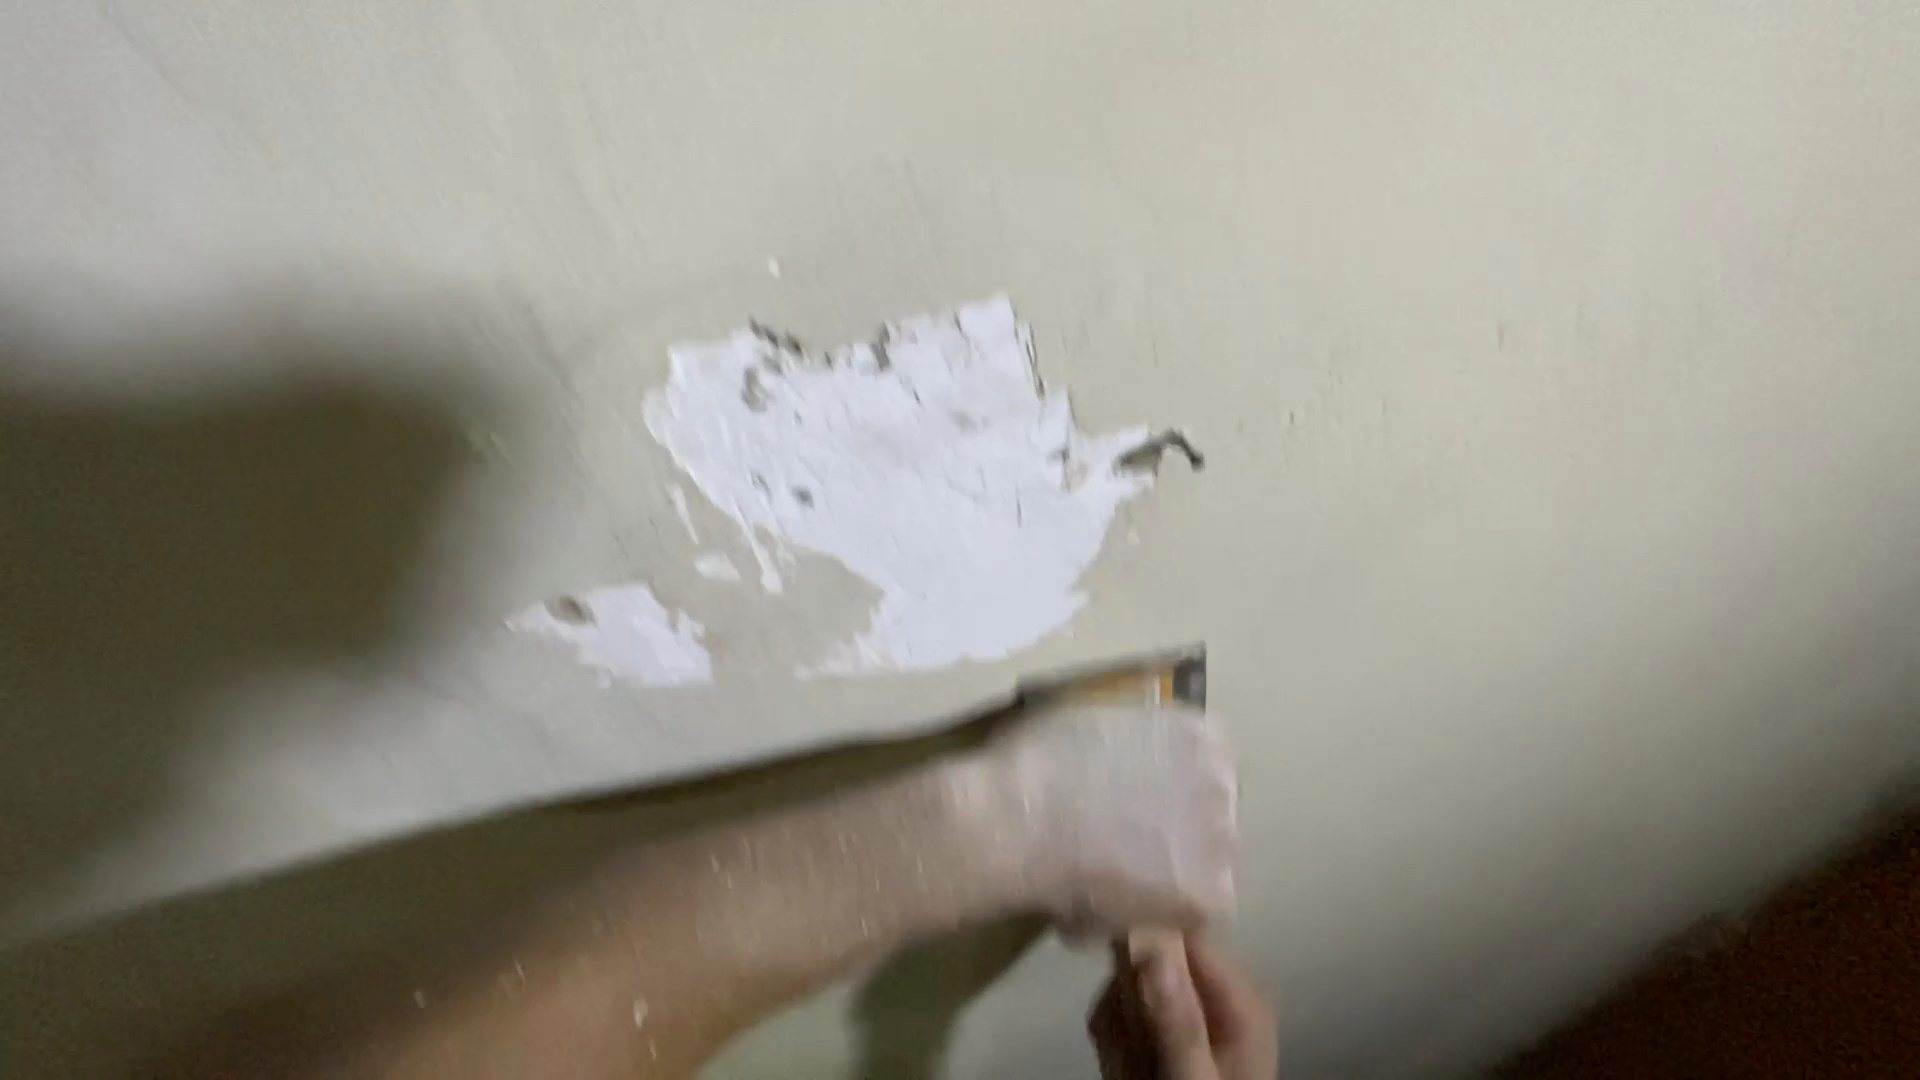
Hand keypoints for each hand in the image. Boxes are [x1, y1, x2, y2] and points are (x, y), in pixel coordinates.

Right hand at [968, 701, 1236, 930]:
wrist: (1021, 818)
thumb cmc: (1040, 757)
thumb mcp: (1093, 722)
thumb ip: (1128, 743)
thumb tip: (1118, 768)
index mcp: (1198, 732)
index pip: (1208, 759)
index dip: (1174, 781)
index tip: (1144, 795)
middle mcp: (1222, 781)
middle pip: (1212, 811)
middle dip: (1178, 826)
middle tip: (1126, 839)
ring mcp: (1221, 839)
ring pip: (1207, 865)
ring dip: (1173, 873)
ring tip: (1117, 882)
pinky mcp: (1211, 896)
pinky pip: (1195, 914)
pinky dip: (1163, 918)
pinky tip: (1120, 911)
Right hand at [1089, 934, 1277, 1079]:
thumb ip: (1178, 1024)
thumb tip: (1155, 952)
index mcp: (1240, 999)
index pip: (1185, 935)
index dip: (1143, 943)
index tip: (1116, 978)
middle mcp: (1219, 994)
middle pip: (1151, 960)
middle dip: (1125, 1002)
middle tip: (1123, 1048)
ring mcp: (1193, 1010)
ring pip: (1131, 986)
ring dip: (1117, 1026)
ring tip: (1126, 1070)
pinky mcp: (1174, 1027)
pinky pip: (1128, 1010)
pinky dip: (1117, 1040)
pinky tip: (1125, 1070)